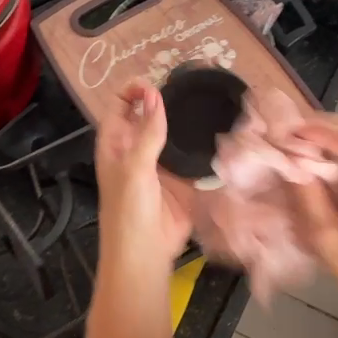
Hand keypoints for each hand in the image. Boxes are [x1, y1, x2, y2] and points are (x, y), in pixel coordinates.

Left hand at [94, 82, 192, 268]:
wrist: (146, 254)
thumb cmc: (129, 211)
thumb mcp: (135, 168)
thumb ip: (147, 132)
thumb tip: (154, 94)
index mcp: (116, 142)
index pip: (120, 104)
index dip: (134, 89)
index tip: (157, 84)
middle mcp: (138, 148)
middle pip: (150, 114)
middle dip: (166, 99)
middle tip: (192, 85)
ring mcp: (162, 163)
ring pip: (175, 132)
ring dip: (188, 120)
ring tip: (210, 100)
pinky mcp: (184, 178)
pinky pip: (195, 155)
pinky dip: (205, 145)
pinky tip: (221, 130)